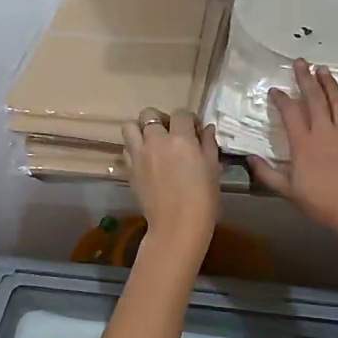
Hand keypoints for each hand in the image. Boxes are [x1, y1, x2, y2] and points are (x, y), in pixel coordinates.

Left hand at [121, 109, 219, 251]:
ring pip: (129, 127)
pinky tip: (144, 159)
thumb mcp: (212, 168)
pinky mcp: (128, 169)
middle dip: (159, 119)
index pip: (181, 114)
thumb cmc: (202, 198)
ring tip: (150, 142)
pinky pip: (125, 149)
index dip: (188, 119)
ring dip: (140, 130)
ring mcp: (138, 154)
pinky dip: (133, 149)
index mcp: (181, 138)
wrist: (177, 224)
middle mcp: (156, 141)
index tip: (193, 129)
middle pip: (149, 114)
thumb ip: (208, 144)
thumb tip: (206, 129)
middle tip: (169, 133)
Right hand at [250, 60, 337, 243]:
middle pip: (314, 99)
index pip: (290, 114)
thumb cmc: (321, 203)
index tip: (274, 90)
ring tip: (322, 69)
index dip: (281, 100)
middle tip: (300, 63)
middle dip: (306, 79)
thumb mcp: (288, 191)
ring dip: (329, 83)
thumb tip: (250, 158)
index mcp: (303, 145)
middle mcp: (325, 133)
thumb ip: (267, 173)